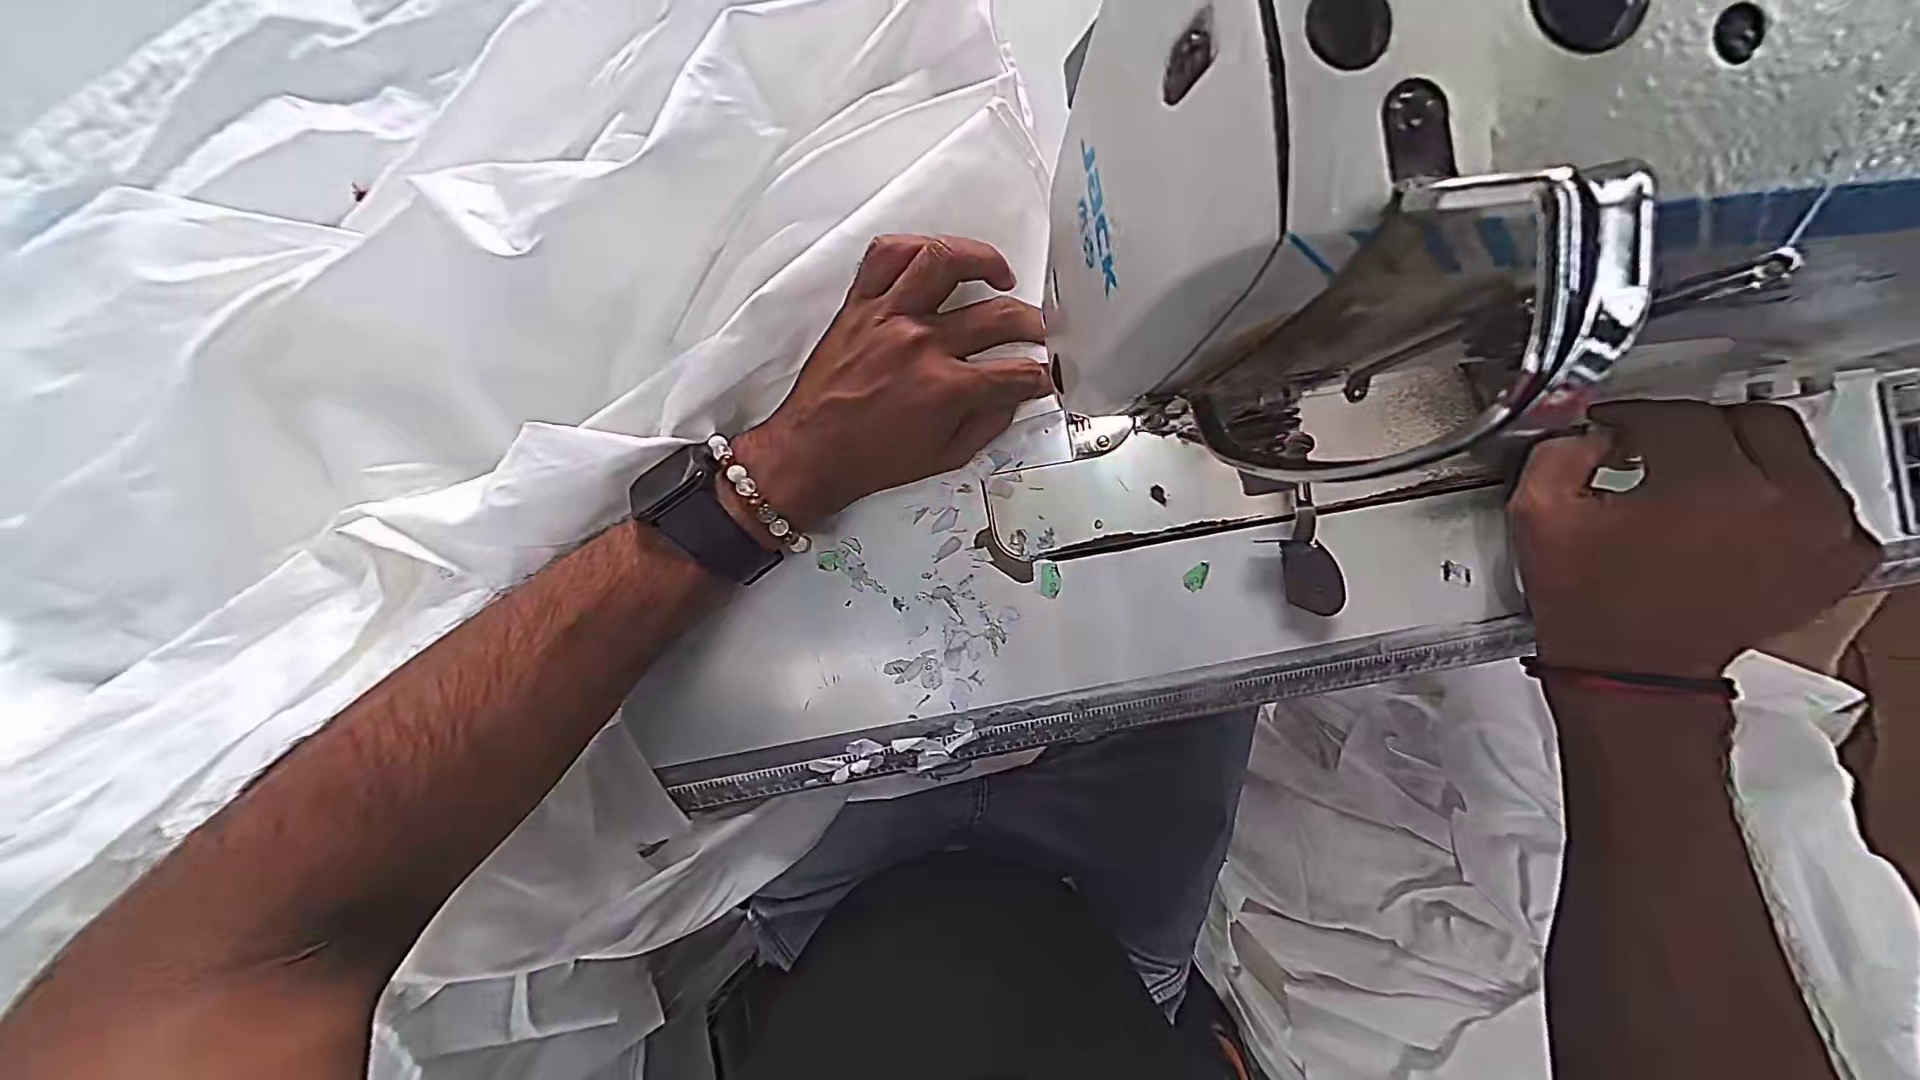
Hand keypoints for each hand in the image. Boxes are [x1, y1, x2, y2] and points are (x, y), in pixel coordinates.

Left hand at [726, 234, 1053, 529]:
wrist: (813, 453)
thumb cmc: (870, 459)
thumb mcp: (945, 456)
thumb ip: (988, 423)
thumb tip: (1012, 397)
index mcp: (946, 389)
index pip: (1016, 372)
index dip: (1039, 375)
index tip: (1041, 375)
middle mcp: (921, 345)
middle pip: (997, 315)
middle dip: (1031, 324)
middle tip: (1034, 331)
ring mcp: (888, 318)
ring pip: (944, 260)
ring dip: (983, 260)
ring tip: (997, 273)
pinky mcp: (859, 307)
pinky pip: (886, 255)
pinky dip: (915, 247)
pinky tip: (933, 259)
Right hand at [1510, 400, 1879, 678]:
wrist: (1630, 662)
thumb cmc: (1587, 598)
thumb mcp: (1537, 515)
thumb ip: (1558, 454)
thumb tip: (1590, 433)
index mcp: (1708, 488)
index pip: (1676, 415)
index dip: (1631, 415)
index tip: (1613, 425)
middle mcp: (1784, 501)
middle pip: (1750, 420)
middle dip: (1691, 428)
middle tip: (1651, 446)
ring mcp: (1823, 530)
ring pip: (1791, 453)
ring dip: (1735, 457)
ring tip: (1685, 483)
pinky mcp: (1838, 555)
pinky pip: (1816, 496)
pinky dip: (1771, 495)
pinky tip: (1723, 516)